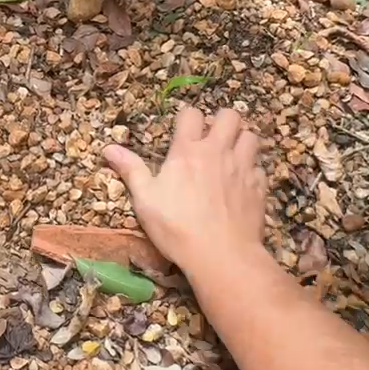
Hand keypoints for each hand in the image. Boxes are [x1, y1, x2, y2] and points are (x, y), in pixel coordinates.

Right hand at [103, 107, 269, 281]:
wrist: (221, 255)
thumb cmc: (176, 226)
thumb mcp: (145, 199)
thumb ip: (131, 169)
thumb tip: (108, 148)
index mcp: (188, 150)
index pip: (191, 114)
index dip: (187, 118)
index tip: (183, 131)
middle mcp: (218, 151)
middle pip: (229, 116)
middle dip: (222, 121)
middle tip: (212, 138)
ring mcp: (243, 168)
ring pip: (251, 136)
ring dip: (241, 141)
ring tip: (232, 155)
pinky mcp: (259, 187)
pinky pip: (260, 167)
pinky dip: (252, 171)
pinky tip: (242, 184)